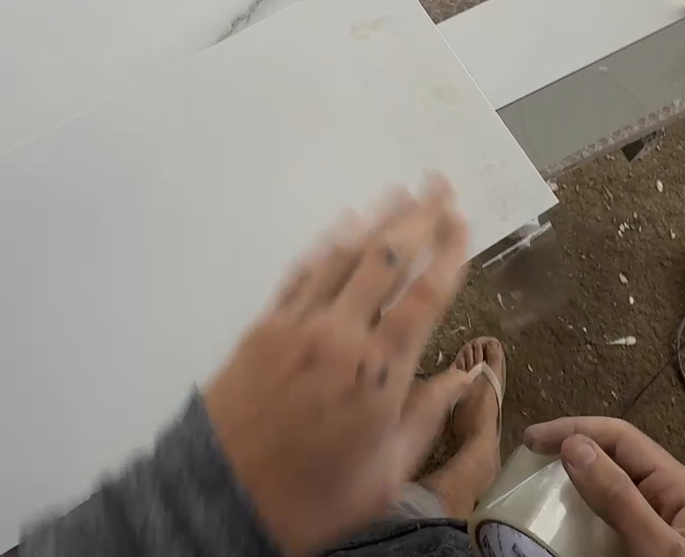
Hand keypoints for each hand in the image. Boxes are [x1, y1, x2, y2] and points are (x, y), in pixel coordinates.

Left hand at [204, 175, 473, 554]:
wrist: (218, 499)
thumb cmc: (310, 497)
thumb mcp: (384, 478)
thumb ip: (427, 420)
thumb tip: (465, 380)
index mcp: (379, 374)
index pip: (424, 297)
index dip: (447, 253)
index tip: (462, 221)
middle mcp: (342, 334)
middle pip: (387, 260)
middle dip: (418, 217)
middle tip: (439, 185)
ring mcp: (300, 322)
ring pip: (346, 255)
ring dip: (377, 219)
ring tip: (401, 191)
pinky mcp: (267, 322)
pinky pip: (305, 270)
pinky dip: (330, 242)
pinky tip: (346, 224)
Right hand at [522, 417, 684, 556]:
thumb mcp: (662, 554)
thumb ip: (621, 500)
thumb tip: (573, 443)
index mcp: (683, 487)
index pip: (620, 438)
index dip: (574, 430)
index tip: (529, 442)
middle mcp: (677, 500)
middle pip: (618, 460)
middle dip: (573, 453)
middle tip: (529, 463)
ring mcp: (671, 530)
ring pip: (617, 492)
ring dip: (580, 486)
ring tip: (543, 493)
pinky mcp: (661, 553)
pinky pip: (622, 524)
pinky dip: (592, 520)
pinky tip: (571, 531)